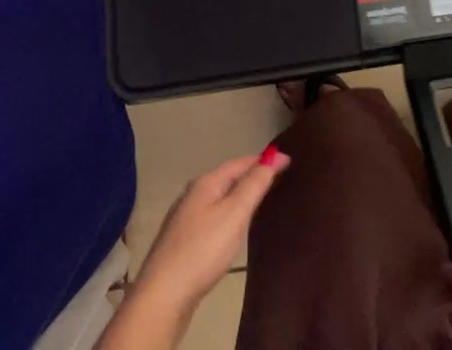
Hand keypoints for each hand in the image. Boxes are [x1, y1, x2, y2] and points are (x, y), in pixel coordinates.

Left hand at [134, 147, 289, 311]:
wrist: (163, 295)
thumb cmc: (203, 250)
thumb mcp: (234, 213)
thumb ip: (255, 184)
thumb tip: (275, 155)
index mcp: (205, 184)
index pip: (239, 163)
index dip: (264, 160)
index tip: (288, 161)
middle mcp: (192, 196)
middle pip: (227, 178)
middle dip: (251, 175)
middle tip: (278, 178)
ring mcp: (185, 219)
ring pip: (219, 198)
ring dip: (239, 195)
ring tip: (261, 201)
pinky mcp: (183, 241)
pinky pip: (213, 216)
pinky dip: (229, 213)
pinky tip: (235, 227)